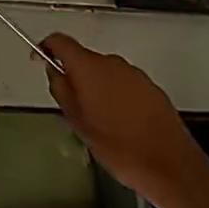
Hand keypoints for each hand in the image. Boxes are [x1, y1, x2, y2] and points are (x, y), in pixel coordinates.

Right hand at [37, 33, 206, 203]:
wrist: (169, 165)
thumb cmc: (118, 147)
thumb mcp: (77, 121)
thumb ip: (61, 90)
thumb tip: (54, 72)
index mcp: (89, 67)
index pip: (60, 41)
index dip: (45, 47)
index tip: (39, 59)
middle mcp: (112, 63)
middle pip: (84, 57)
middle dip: (73, 73)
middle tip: (68, 101)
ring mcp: (134, 73)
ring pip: (104, 71)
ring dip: (95, 85)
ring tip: (95, 117)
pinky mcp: (151, 86)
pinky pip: (123, 82)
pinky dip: (114, 93)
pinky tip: (118, 121)